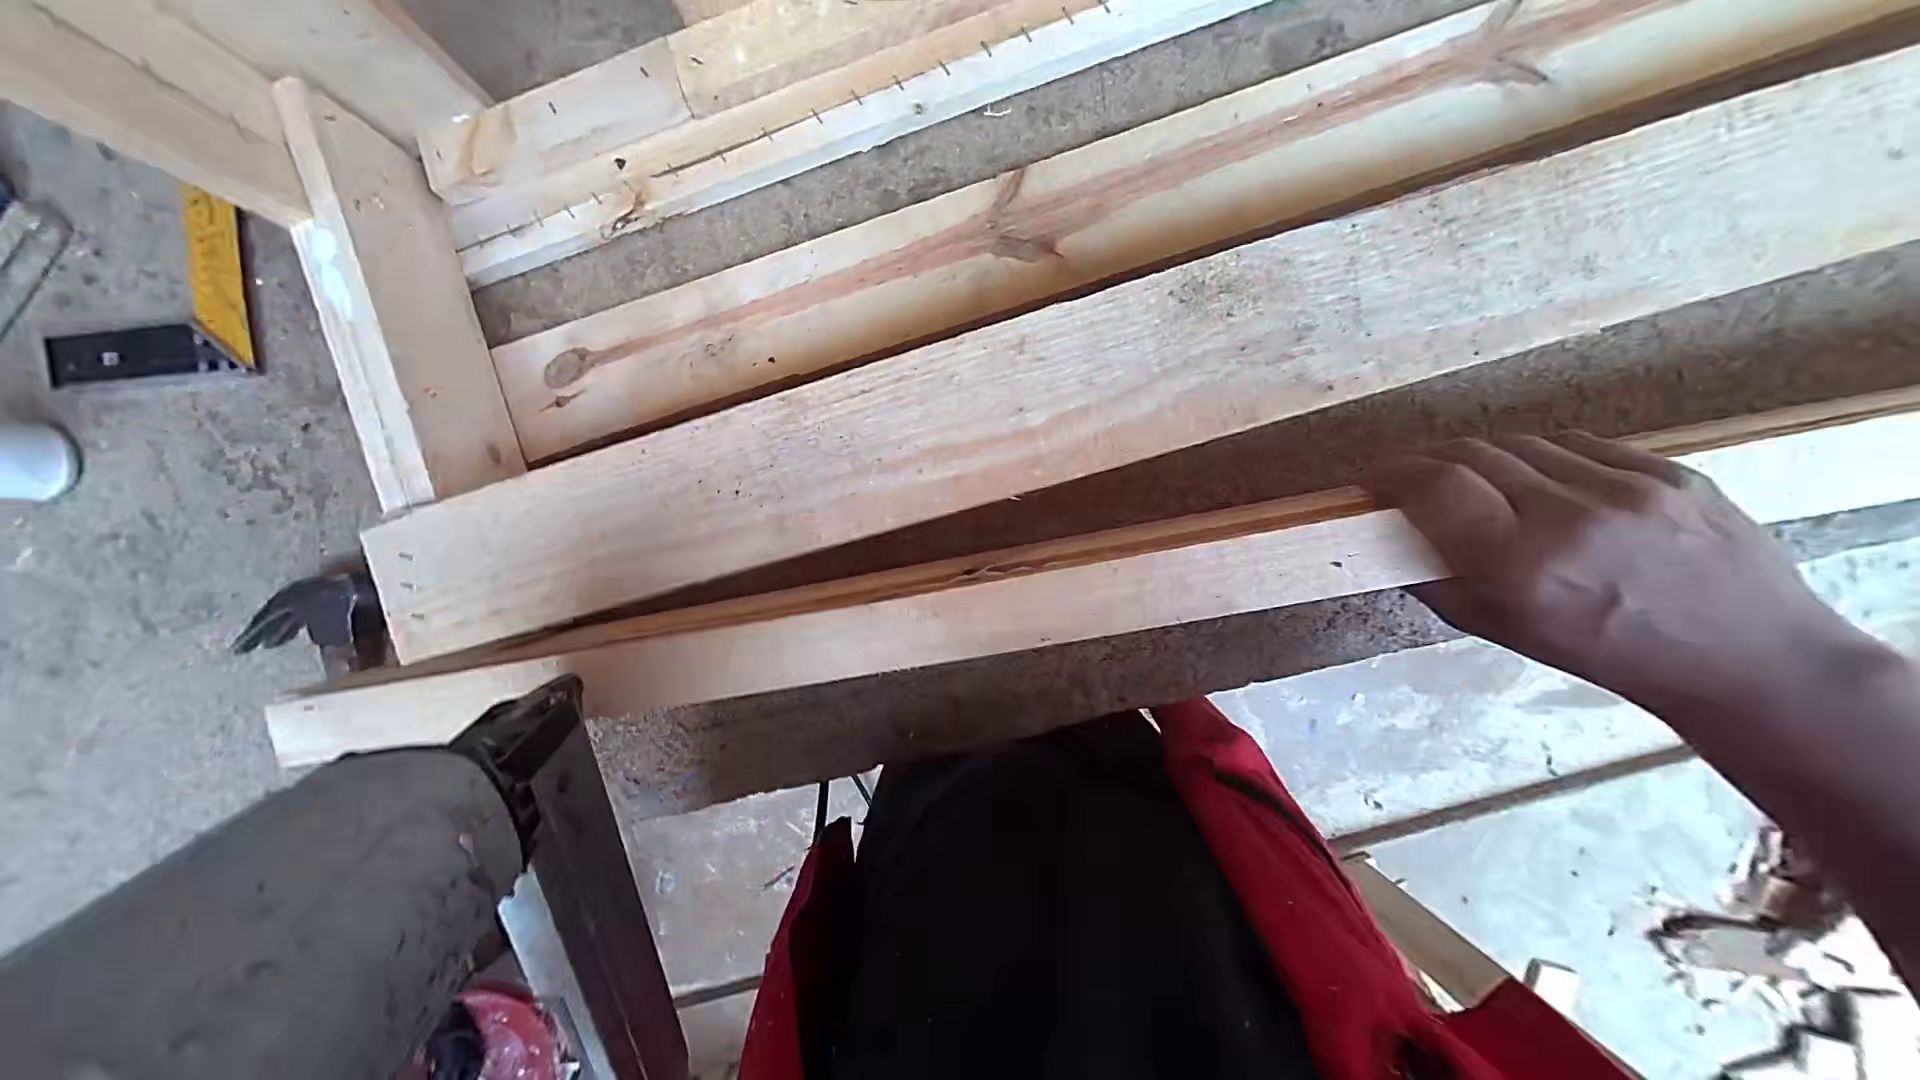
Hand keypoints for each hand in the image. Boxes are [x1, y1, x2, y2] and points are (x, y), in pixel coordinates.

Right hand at [1366, 433, 1879, 717]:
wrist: (1745, 656)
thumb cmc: (1598, 651)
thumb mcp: (1495, 627)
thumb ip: (1432, 577)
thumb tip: (1385, 537)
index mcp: (1523, 565)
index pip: (1437, 486)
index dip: (1393, 472)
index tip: (1372, 478)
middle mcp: (1573, 516)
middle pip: (1470, 454)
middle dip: (1427, 460)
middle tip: (1412, 479)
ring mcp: (1629, 487)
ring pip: (1519, 443)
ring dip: (1480, 458)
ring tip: (1477, 483)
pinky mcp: (1671, 469)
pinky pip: (1575, 444)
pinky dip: (1538, 458)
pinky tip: (1540, 483)